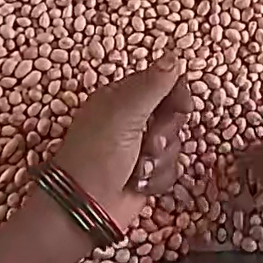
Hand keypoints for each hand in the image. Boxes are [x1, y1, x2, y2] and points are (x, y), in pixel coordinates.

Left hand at [51, 52, 191, 231]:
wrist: (84, 208)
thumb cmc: (98, 154)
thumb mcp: (125, 113)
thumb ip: (152, 84)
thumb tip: (174, 55)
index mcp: (122, 96)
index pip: (164, 82)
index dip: (176, 95)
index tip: (178, 107)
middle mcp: (132, 118)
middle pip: (174, 114)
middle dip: (165, 132)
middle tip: (149, 143)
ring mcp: (140, 146)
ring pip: (176, 143)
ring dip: (160, 159)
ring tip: (138, 170)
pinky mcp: (147, 173)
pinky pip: (172, 168)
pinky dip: (158, 178)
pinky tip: (139, 184)